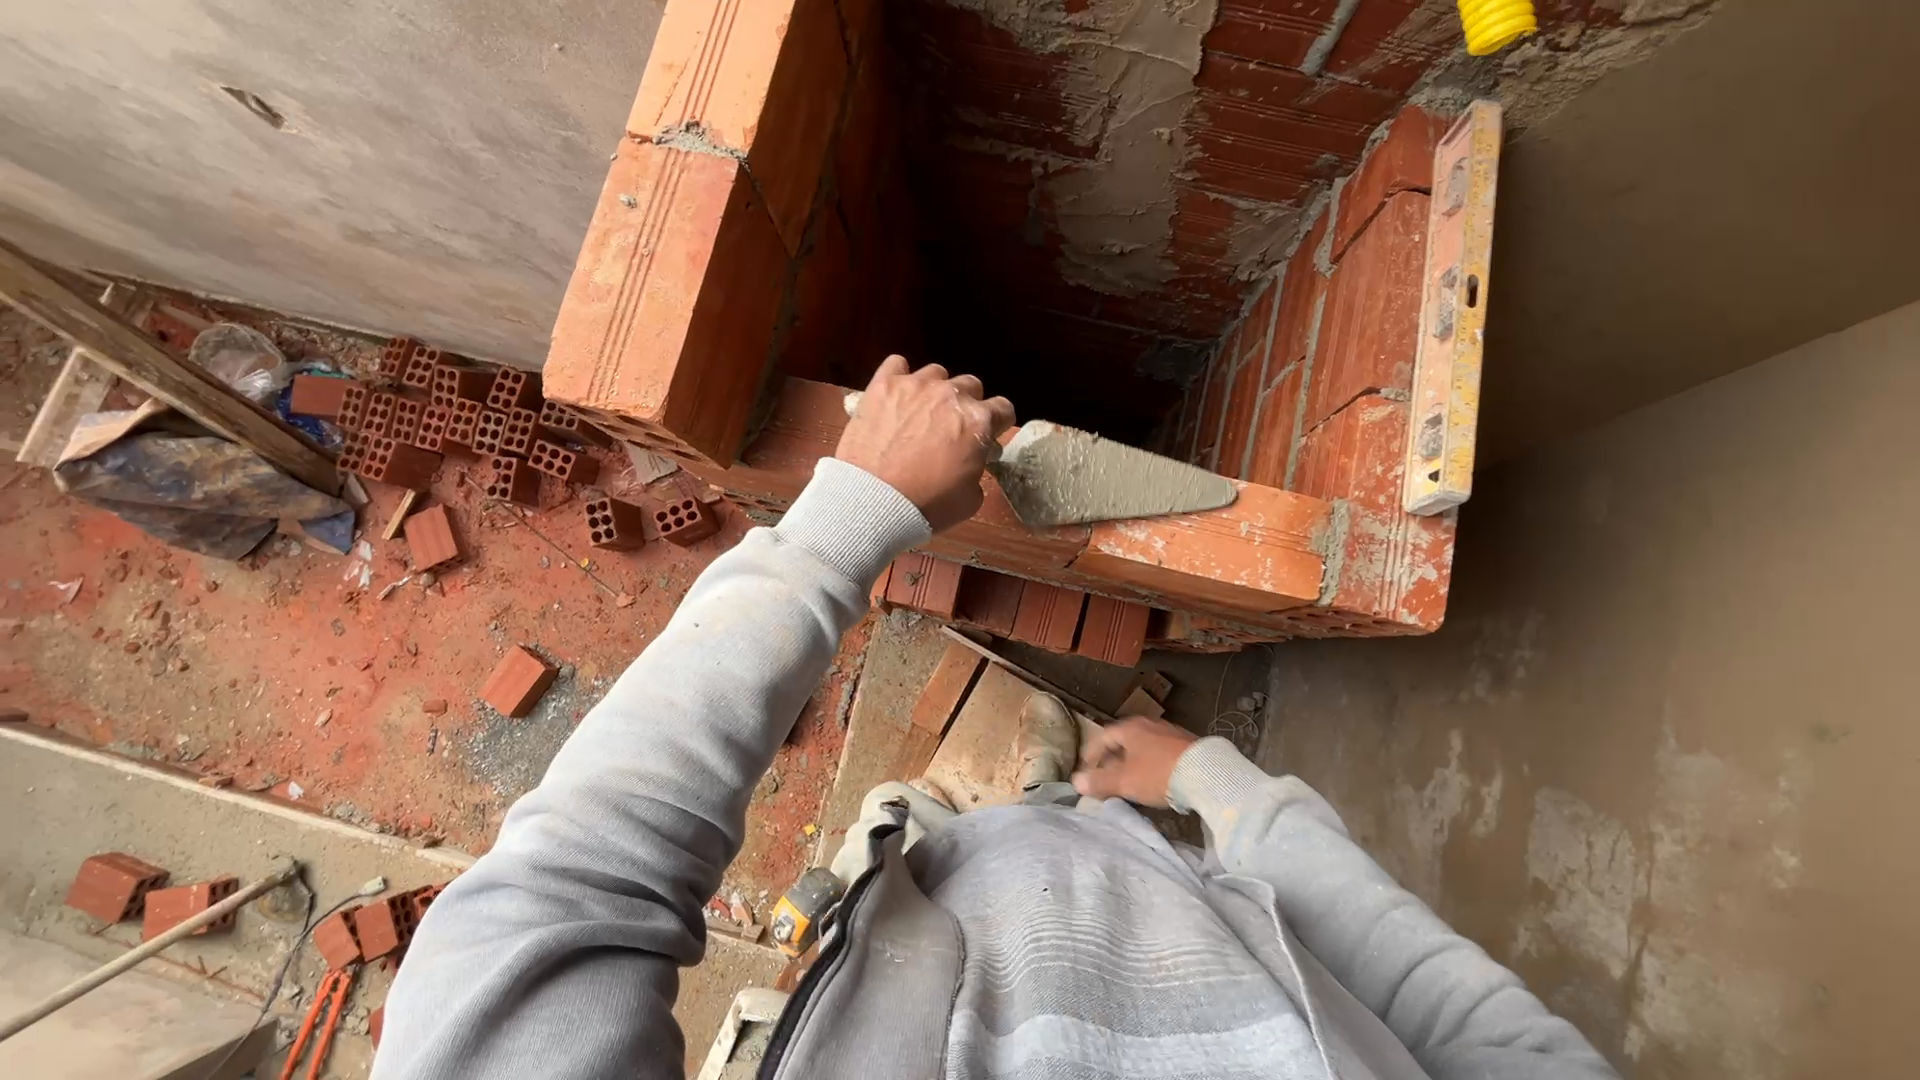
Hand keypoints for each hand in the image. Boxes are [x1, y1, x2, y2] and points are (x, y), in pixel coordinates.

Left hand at [835, 355, 1015, 532]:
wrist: (872, 501)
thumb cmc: (926, 505)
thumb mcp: (970, 499)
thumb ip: (977, 470)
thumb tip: (971, 461)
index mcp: (979, 421)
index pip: (1003, 409)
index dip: (997, 424)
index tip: (987, 436)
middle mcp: (951, 394)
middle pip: (971, 386)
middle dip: (966, 405)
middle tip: (950, 428)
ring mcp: (916, 385)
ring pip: (936, 373)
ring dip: (934, 391)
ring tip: (920, 412)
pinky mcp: (883, 385)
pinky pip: (897, 364)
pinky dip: (899, 377)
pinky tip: (895, 395)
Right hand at [1071, 716, 1198, 807]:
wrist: (1207, 773)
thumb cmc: (1158, 774)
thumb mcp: (1125, 781)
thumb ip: (1099, 781)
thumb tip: (1076, 781)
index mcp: (1130, 728)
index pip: (1102, 738)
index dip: (1091, 755)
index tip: (1087, 773)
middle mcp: (1149, 725)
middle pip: (1123, 742)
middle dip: (1112, 761)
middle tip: (1107, 780)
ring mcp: (1170, 733)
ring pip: (1143, 748)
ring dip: (1133, 764)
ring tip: (1130, 784)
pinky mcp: (1187, 746)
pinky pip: (1160, 754)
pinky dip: (1151, 766)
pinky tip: (1155, 782)